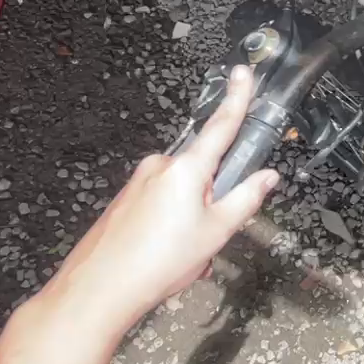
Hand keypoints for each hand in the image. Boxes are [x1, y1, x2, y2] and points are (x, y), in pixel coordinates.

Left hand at [40, 64, 279, 335]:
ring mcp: (139, 183)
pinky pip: (162, 204)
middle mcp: (160, 167)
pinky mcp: (126, 200)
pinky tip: (166, 255)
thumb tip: (267, 177)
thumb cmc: (158, 262)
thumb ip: (246, 199)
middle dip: (215, 198)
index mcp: (187, 169)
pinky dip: (172, 226)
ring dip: (193, 218)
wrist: (96, 292)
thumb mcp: (217, 232)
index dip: (236, 98)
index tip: (242, 72)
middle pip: (205, 170)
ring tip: (186, 254)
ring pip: (184, 192)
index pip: (221, 126)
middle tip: (211, 234)